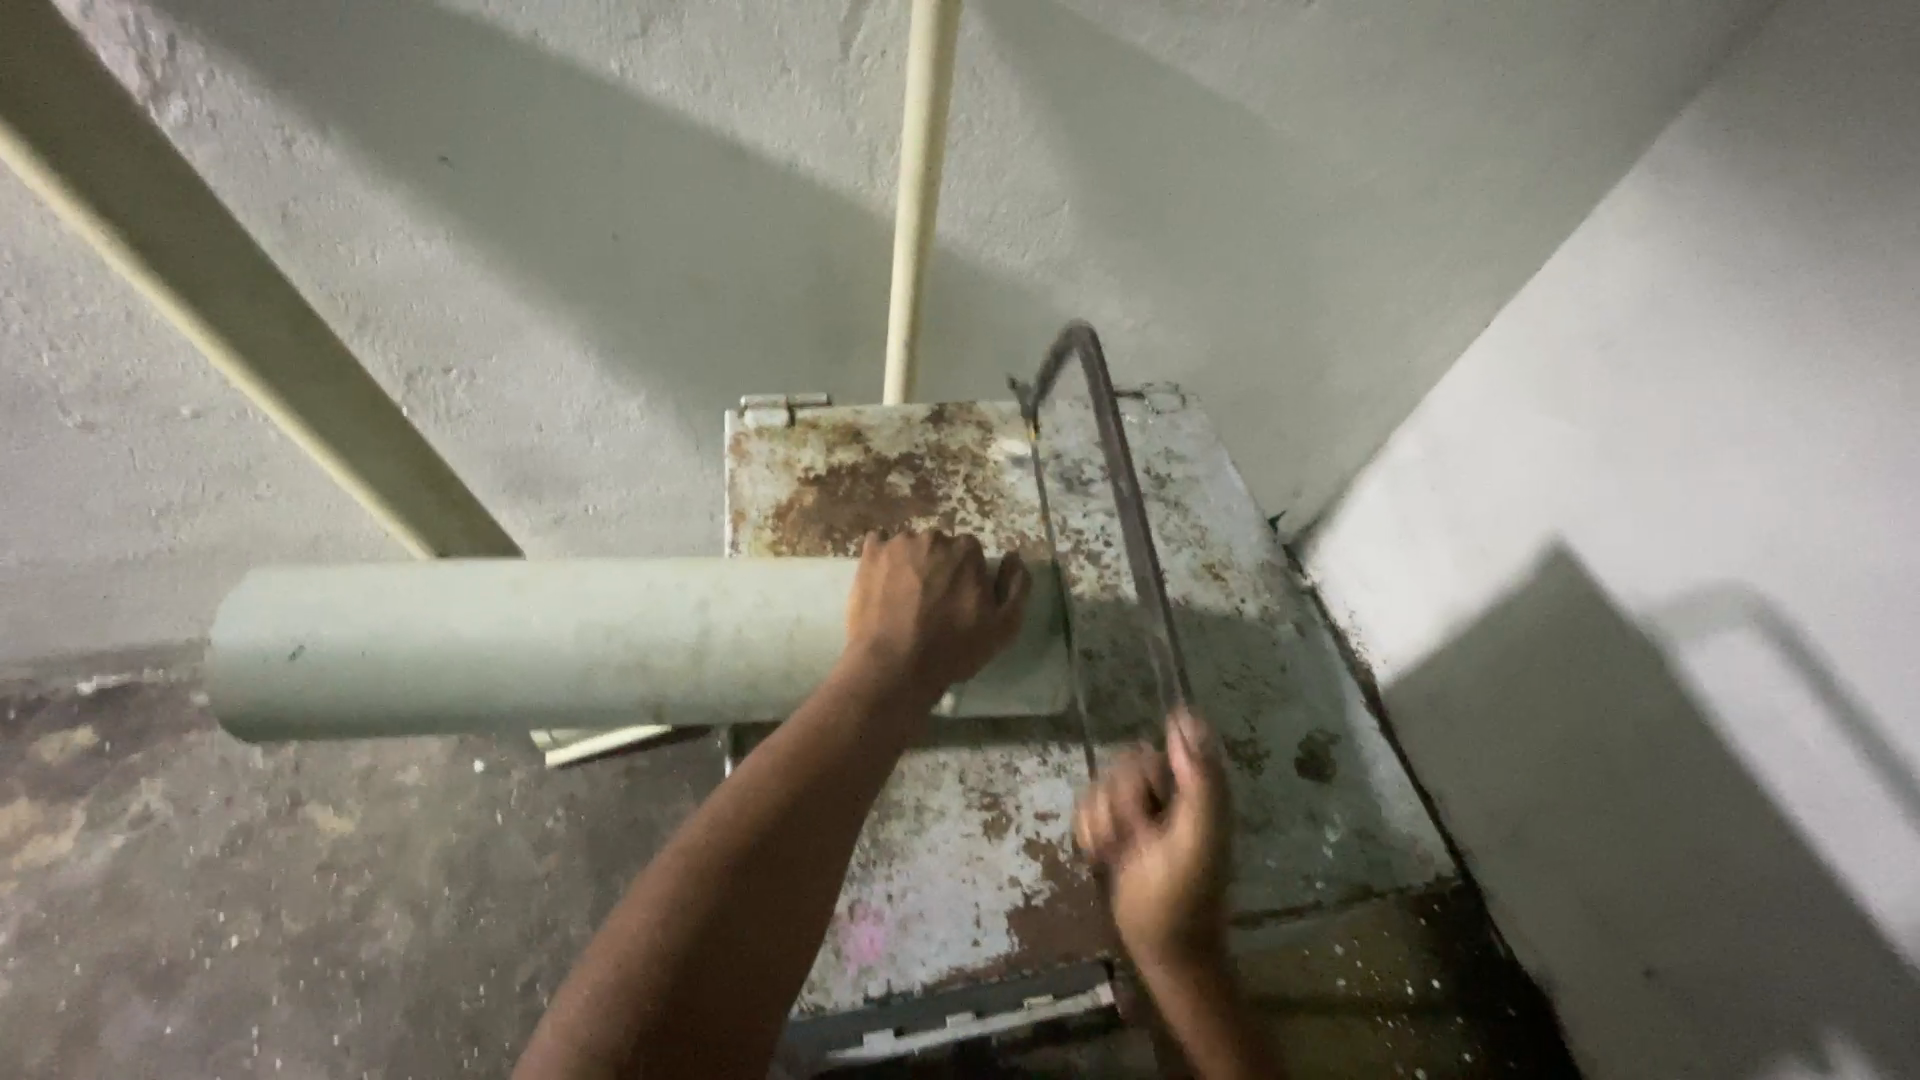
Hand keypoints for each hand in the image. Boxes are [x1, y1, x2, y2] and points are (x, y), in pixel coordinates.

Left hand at [843, 530, 1031, 695]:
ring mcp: (898, 544)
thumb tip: (1013, 557)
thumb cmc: (954, 649)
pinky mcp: (870, 554)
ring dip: (911, 563)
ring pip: (911, 547)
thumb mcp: (1004, 627)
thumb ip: (1017, 586)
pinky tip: (882, 580)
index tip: (959, 601)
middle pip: (940, 547)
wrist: (895, 666)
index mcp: (967, 550)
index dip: (966, 577)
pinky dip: (882, 556)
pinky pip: (878, 543)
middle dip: (939, 567)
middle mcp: (934, 537)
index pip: (970, 553)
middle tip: (932, 603)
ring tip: (904, 598)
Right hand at [1074, 707, 1232, 974]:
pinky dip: (1088, 830)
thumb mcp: (1197, 840)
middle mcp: (1168, 793)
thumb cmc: (1183, 899)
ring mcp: (1139, 811)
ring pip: (1102, 784)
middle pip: (1125, 764)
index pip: (1163, 746)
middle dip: (1119, 802)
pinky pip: (1087, 806)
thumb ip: (1200, 780)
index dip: (1144, 773)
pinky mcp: (1114, 828)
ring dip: (1101, 819)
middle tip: (1133, 838)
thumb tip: (1189, 721)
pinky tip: (1099, 856)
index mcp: (1197, 789)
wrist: (1162, 950)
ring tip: (1114, 852)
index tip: (1138, 808)